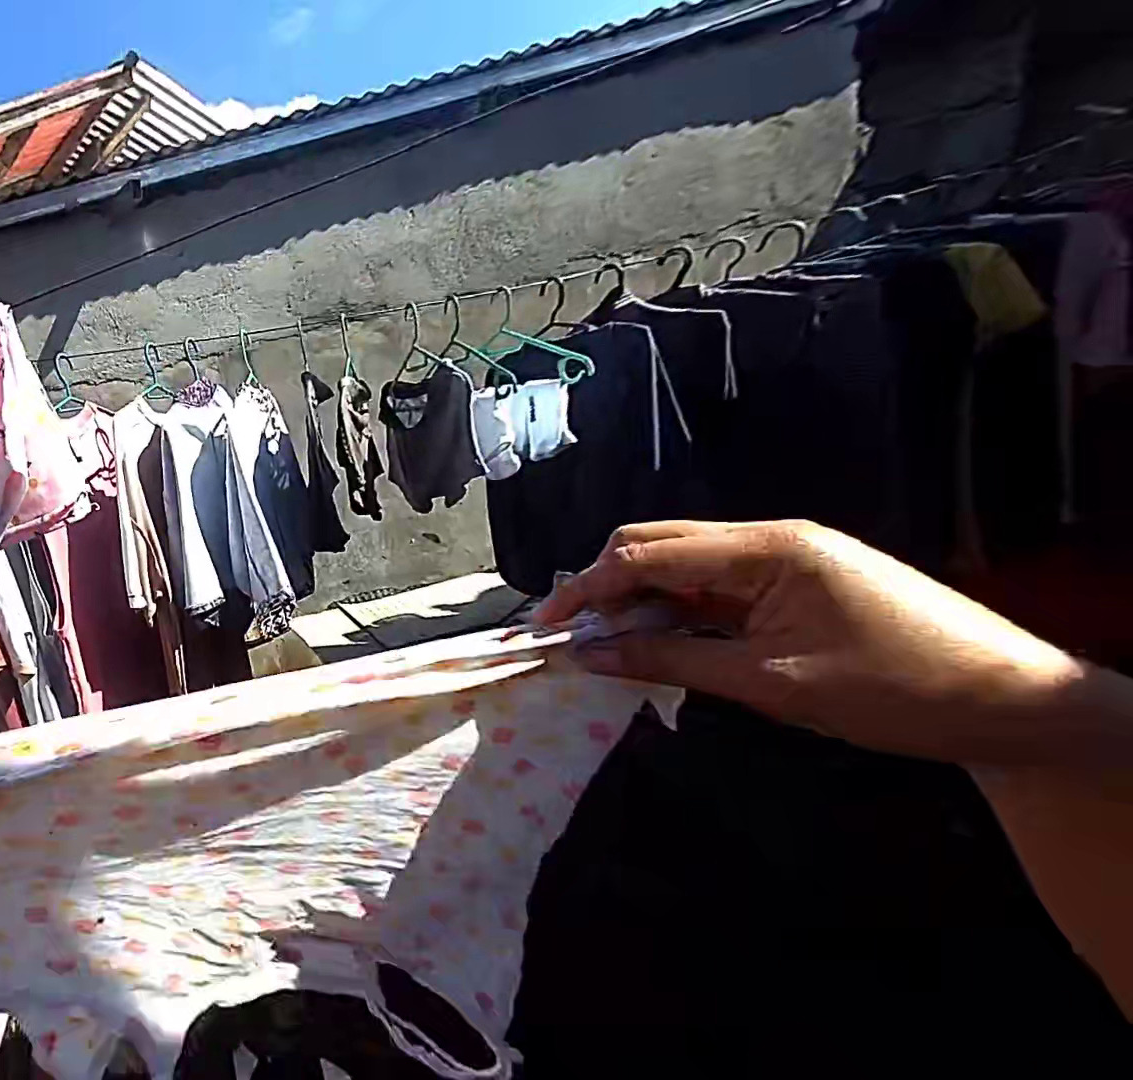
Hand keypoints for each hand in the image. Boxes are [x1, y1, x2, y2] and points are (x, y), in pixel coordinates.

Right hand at [536, 520, 1120, 768]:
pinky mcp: (784, 581)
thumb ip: (666, 661)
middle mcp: (765, 539)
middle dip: (602, 584)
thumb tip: (586, 656)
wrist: (1022, 710)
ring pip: (674, 563)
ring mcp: (776, 557)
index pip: (645, 554)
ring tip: (608, 640)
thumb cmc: (896, 692)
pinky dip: (669, 609)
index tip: (547, 624)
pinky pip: (704, 585)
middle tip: (575, 632)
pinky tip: (655, 636)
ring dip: (634, 598)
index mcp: (765, 549)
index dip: (586, 588)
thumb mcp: (768, 682)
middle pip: (652, 543)